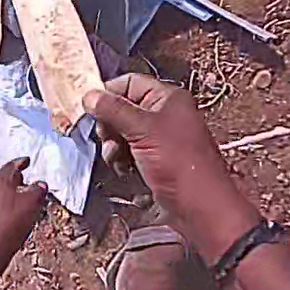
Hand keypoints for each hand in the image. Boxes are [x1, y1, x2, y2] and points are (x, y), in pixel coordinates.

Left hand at [0, 158, 46, 266]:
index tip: (27, 160)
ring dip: (5, 193)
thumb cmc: (10, 224)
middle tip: (22, 180)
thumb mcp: (31, 205)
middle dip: (12, 179)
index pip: (12, 166)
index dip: (21, 163)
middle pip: (0, 178)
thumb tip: (40, 184)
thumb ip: (38, 191)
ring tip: (17, 199)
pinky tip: (8, 215)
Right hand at [83, 74, 259, 259]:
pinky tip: (124, 169)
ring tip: (117, 159)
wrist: (200, 207)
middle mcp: (164, 114)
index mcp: (167, 98)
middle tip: (107, 139)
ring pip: (123, 132)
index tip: (89, 110)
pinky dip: (123, 159)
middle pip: (123, 108)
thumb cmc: (177, 162)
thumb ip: (113, 110)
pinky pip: (129, 151)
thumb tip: (88, 95)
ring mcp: (159, 138)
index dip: (109, 94)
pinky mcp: (155, 159)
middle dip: (110, 124)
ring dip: (114, 145)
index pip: (129, 83)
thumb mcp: (143, 130)